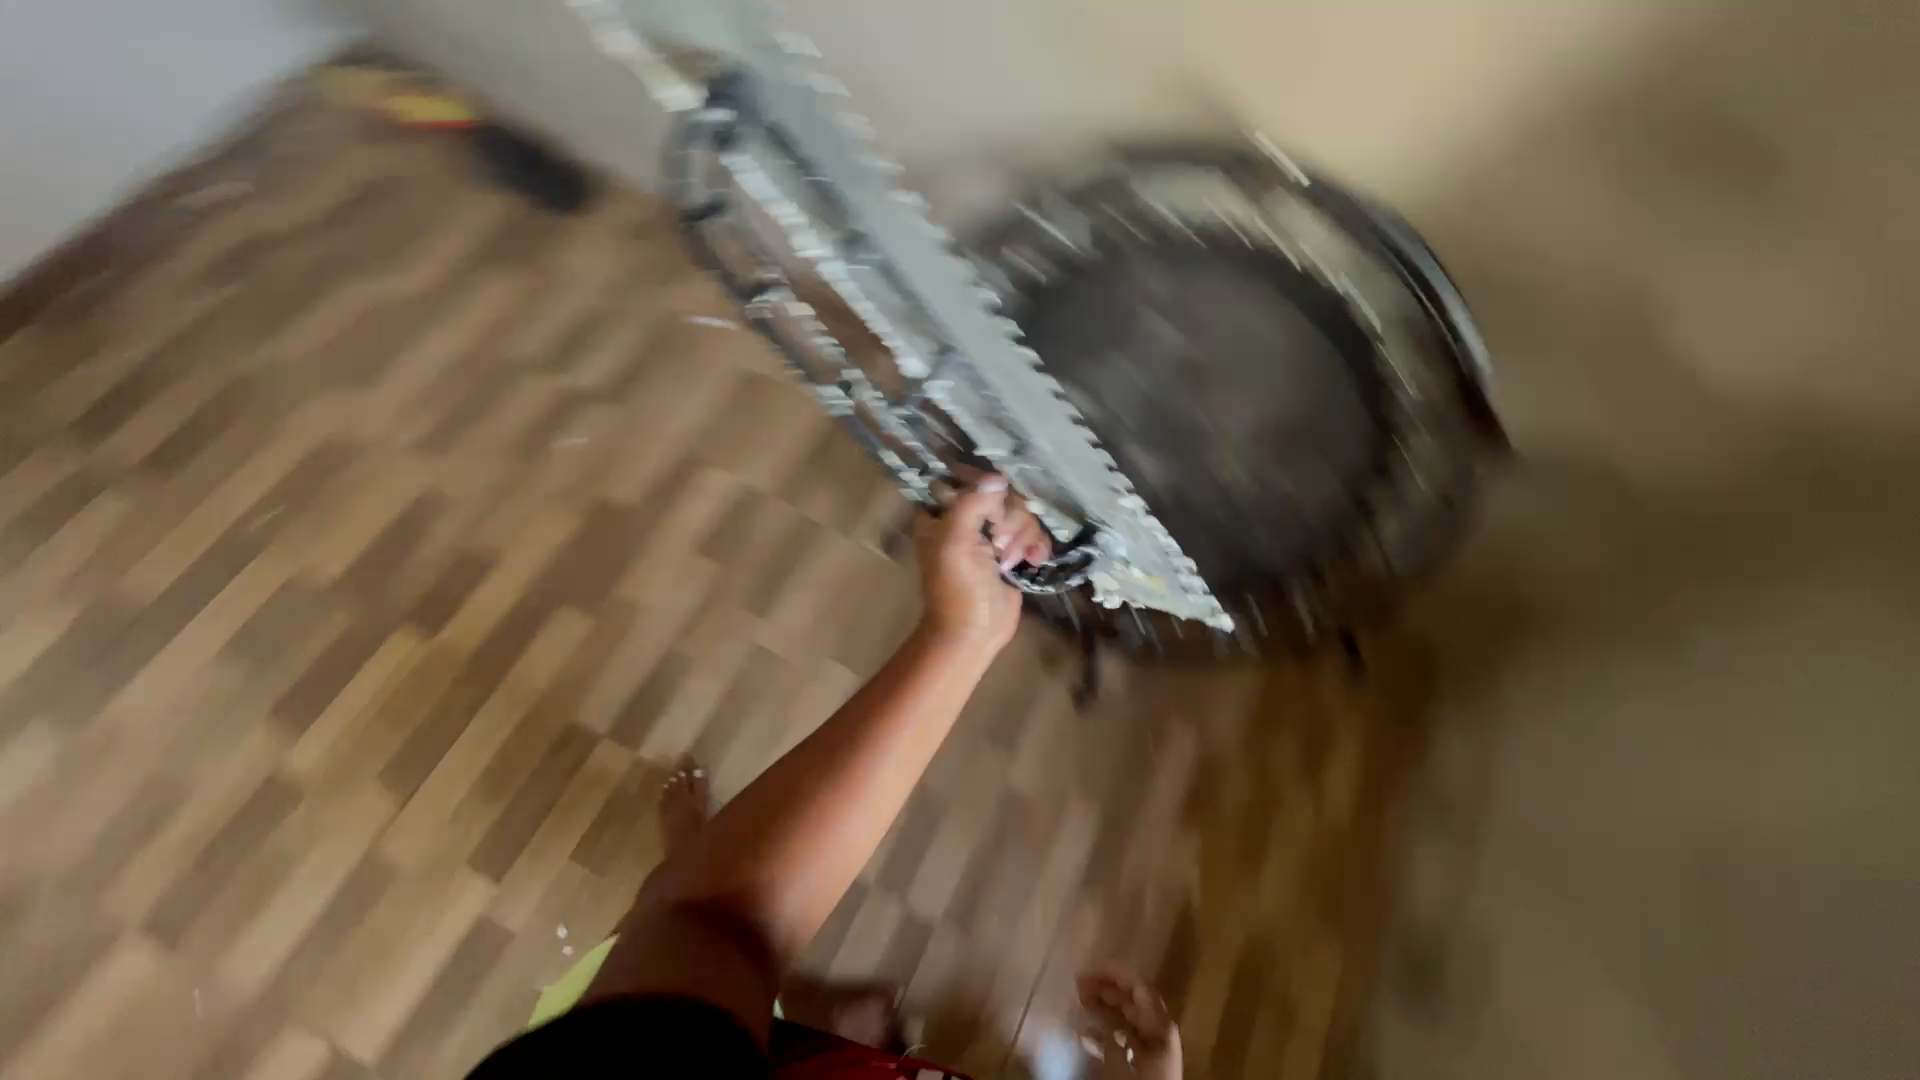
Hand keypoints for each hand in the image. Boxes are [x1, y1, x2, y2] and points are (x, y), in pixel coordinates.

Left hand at [914, 473, 1050, 654]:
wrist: (974, 632)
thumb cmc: (956, 587)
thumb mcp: (954, 542)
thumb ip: (971, 504)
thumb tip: (998, 479)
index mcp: (943, 513)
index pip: (970, 480)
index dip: (988, 491)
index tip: (993, 513)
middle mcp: (968, 520)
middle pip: (1004, 497)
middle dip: (1009, 522)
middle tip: (1000, 545)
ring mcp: (992, 537)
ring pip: (1022, 515)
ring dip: (1022, 537)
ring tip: (1010, 562)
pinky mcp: (1013, 553)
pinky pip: (1034, 534)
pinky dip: (1036, 546)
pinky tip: (1033, 561)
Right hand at [1078, 970, 1181, 1079]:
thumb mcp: (1121, 1057)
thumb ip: (1110, 1028)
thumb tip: (1094, 1003)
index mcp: (1160, 1023)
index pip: (1138, 984)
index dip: (1113, 972)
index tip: (1088, 969)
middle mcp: (1161, 1029)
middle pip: (1132, 999)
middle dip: (1105, 989)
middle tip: (1078, 986)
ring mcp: (1156, 1046)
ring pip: (1128, 1017)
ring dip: (1104, 1009)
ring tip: (1081, 1004)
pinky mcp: (1149, 1063)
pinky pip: (1127, 1038)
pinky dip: (1108, 1032)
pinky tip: (1087, 1034)